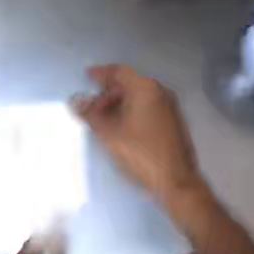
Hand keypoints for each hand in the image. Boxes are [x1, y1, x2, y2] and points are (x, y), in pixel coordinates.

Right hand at [72, 65, 208, 208]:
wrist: (177, 182)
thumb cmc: (142, 153)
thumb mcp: (110, 134)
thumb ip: (90, 115)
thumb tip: (75, 101)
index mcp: (146, 89)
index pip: (120, 72)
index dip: (101, 73)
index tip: (87, 77)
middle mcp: (160, 91)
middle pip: (130, 83)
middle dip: (108, 93)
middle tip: (91, 107)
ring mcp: (170, 107)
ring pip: (139, 97)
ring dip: (119, 104)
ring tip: (103, 120)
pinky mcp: (173, 121)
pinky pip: (148, 107)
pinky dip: (132, 111)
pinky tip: (121, 127)